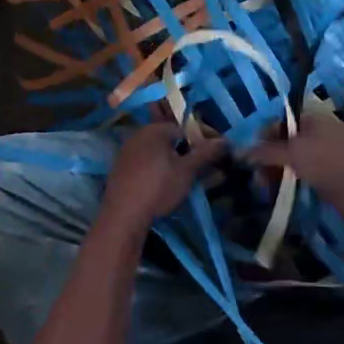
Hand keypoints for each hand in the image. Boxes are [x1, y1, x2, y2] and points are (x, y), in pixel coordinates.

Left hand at [102, 123, 225, 227]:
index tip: (202, 161)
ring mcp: (125, 151)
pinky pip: (140, 163)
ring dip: (165, 162)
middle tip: (189, 172)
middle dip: (180, 152)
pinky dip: (150, 170)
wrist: (124, 214)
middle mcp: (138, 135)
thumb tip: (225, 140)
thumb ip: (205, 153)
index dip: (195, 143)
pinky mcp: (118, 167)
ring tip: (174, 181)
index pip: (182, 129)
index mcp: (155, 130)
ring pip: (153, 151)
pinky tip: (154, 186)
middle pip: (166, 139)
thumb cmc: (159, 187)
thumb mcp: (187, 171)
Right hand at [244, 112, 343, 224]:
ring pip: (290, 163)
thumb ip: (266, 152)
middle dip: (267, 160)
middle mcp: (317, 135)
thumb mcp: (295, 153)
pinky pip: (301, 178)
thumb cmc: (333, 166)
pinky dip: (289, 186)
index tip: (249, 159)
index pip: (277, 123)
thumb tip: (239, 151)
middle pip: (282, 143)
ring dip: (276, 176)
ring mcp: (323, 157)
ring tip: (267, 192)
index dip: (261, 138)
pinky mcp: (327, 179)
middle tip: (259, 182)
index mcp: (312, 120)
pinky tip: (279, 196)